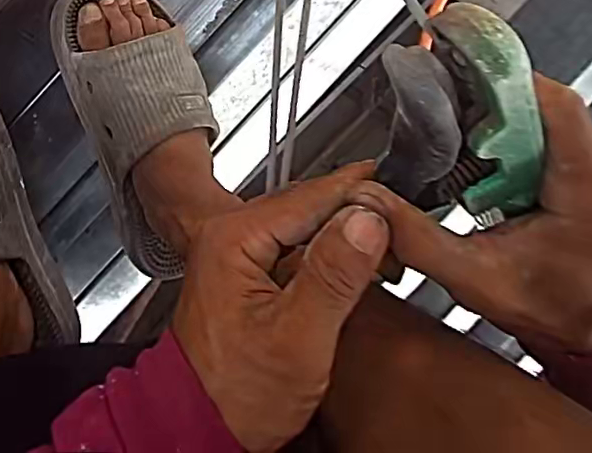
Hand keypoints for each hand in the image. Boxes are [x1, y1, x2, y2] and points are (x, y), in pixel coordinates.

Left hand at [173, 163, 390, 451]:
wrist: (198, 417)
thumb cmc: (237, 387)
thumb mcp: (298, 336)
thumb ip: (333, 276)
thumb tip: (365, 222)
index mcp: (232, 236)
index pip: (303, 198)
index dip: (350, 188)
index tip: (385, 175)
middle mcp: (226, 234)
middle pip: (297, 205)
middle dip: (345, 201)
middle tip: (393, 201)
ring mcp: (231, 251)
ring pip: (293, 224)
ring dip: (334, 223)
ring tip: (378, 224)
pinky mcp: (240, 271)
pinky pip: (286, 244)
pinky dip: (320, 246)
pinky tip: (345, 256)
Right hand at [353, 74, 591, 354]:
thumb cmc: (561, 315)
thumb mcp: (477, 282)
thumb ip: (418, 238)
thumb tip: (368, 198)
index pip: (554, 106)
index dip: (502, 77)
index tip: (462, 57)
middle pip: (537, 105)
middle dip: (482, 102)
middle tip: (441, 112)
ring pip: (540, 115)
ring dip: (492, 119)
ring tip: (459, 146)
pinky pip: (546, 130)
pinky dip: (507, 133)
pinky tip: (481, 157)